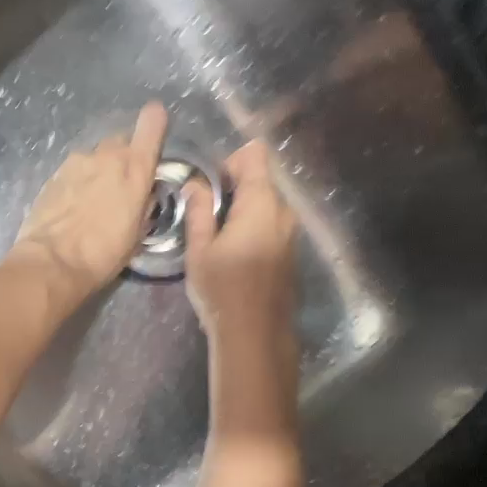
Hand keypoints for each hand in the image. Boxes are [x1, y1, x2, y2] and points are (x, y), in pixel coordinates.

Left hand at [4, 101, 168, 303]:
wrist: (51, 263)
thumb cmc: (101, 256)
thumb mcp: (135, 236)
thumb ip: (143, 206)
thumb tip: (144, 195)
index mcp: (135, 169)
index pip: (152, 123)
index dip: (153, 123)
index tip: (151, 133)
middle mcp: (107, 156)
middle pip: (118, 142)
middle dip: (120, 158)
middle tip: (115, 186)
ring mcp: (76, 163)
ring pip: (92, 157)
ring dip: (94, 172)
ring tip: (87, 202)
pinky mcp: (52, 175)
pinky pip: (70, 172)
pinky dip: (73, 184)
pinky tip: (68, 207)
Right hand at [184, 141, 298, 344]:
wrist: (254, 331)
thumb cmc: (222, 289)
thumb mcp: (199, 251)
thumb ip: (198, 213)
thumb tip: (195, 185)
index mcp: (260, 202)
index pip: (254, 155)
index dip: (229, 162)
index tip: (209, 188)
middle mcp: (283, 209)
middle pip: (260, 179)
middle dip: (232, 190)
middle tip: (205, 218)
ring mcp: (291, 229)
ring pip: (265, 203)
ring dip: (241, 211)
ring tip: (217, 239)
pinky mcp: (290, 248)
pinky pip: (270, 223)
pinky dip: (252, 228)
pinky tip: (233, 255)